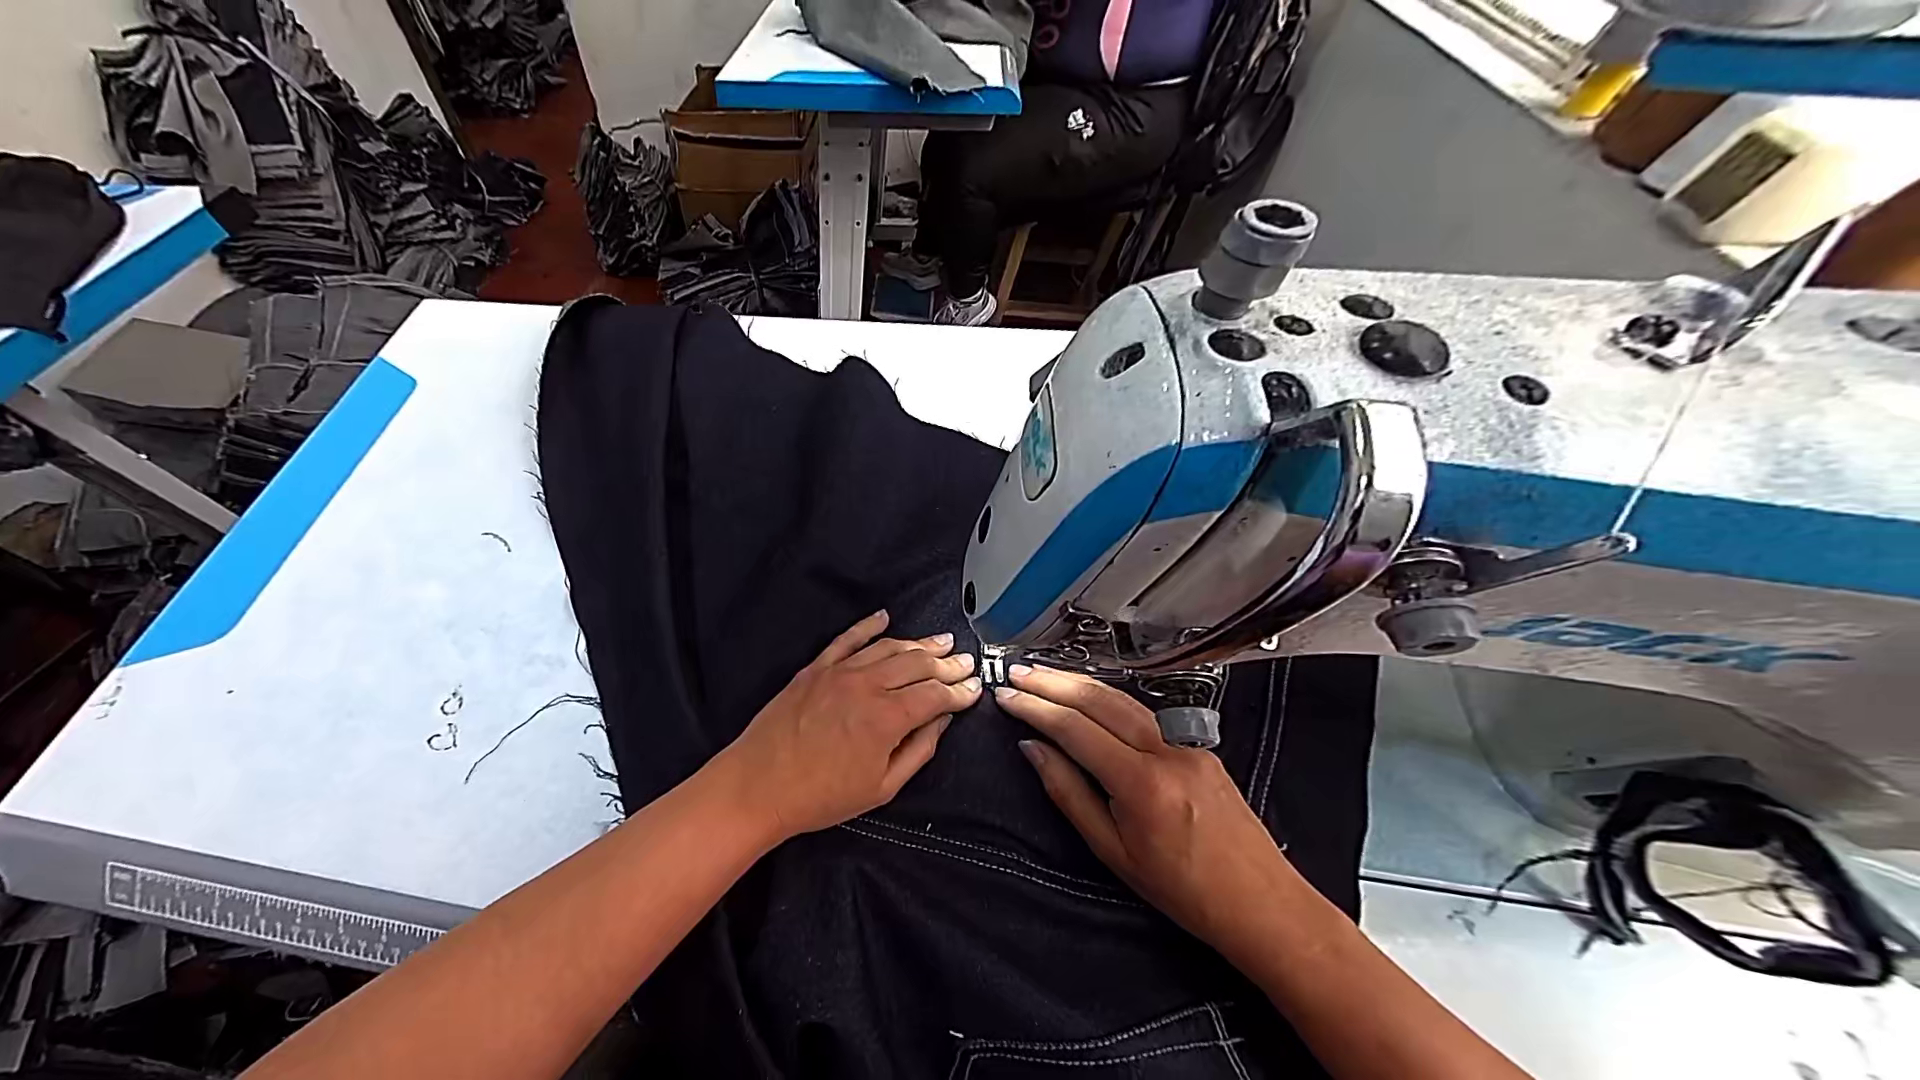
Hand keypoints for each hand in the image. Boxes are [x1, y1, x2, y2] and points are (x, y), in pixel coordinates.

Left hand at [709, 610, 981, 843]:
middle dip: (948, 663)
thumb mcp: (882, 787)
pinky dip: (868, 626)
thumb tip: (942, 721)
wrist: (756, 787)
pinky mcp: (816, 668)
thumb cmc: (820, 797)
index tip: (974, 688)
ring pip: (889, 647)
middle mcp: (867, 686)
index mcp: (887, 718)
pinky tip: (884, 618)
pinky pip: (848, 639)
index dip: (960, 691)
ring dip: (919, 644)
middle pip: (918, 664)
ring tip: (940, 642)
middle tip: (966, 661)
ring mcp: (840, 672)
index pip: (936, 694)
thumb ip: (919, 750)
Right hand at [994, 666, 1304, 960]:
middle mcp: (1167, 751)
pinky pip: (1144, 711)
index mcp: (1142, 783)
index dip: (1035, 708)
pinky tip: (1090, 696)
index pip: (1075, 728)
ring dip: (1079, 682)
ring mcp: (1187, 743)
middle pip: (1098, 700)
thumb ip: (1068, 793)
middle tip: (1017, 674)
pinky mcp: (1198, 744)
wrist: (1261, 902)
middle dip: (1052, 682)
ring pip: (1122, 698)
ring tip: (1044, 676)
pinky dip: (1108, 697)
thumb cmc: (1186, 890)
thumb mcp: (1112, 851)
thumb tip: (1034, 750)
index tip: (1007, 697)